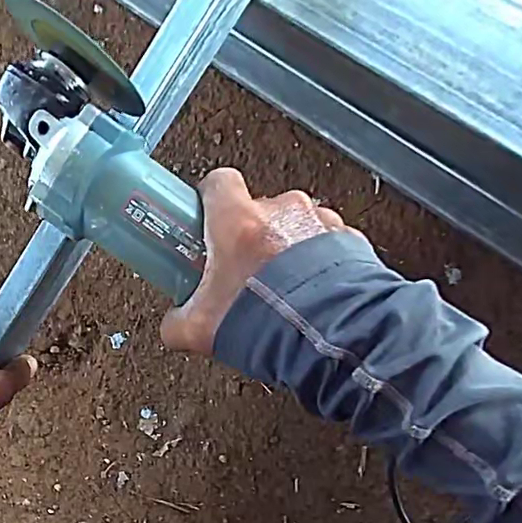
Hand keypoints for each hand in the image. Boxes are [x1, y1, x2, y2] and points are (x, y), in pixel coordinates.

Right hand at [160, 168, 362, 353]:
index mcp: (239, 221)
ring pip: (293, 226)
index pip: (218, 183)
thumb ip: (178, 322)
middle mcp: (281, 212)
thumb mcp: (201, 328)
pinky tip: (309, 293)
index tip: (205, 222)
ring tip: (281, 288)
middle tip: (243, 272)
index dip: (210, 200)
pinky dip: (317, 262)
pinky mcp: (348, 241)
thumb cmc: (271, 323)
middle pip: (257, 209)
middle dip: (249, 237)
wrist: (332, 339)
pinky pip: (325, 243)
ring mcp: (318, 223)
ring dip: (285, 249)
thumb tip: (173, 326)